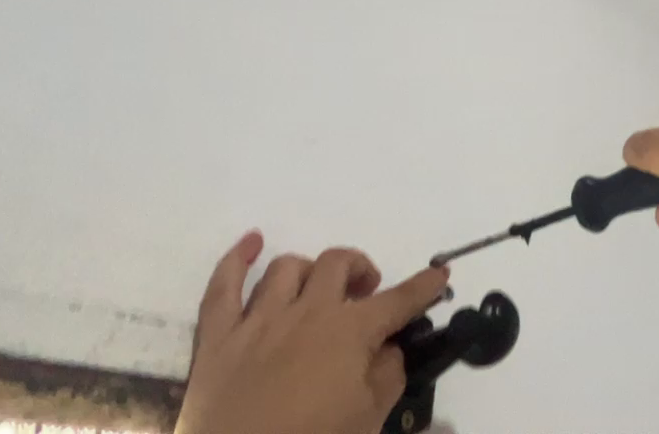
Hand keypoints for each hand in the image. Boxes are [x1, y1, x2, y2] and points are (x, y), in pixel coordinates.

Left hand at [175, 231, 450, 433]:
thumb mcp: (368, 421)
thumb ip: (388, 377)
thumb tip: (390, 348)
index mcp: (349, 332)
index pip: (398, 300)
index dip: (423, 286)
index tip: (441, 273)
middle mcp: (308, 312)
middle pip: (338, 263)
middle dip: (358, 269)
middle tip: (364, 292)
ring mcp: (259, 320)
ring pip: (287, 268)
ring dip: (308, 271)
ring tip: (315, 290)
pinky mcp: (218, 338)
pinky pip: (223, 286)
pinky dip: (236, 259)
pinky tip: (252, 243)